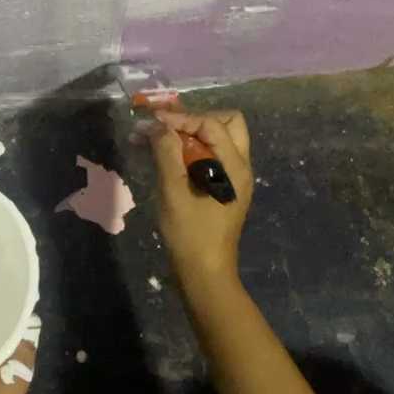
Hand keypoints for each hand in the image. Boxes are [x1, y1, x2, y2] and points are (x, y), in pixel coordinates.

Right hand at [148, 110, 253, 286]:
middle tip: (166, 127)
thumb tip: (158, 125)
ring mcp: (234, 177)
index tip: (153, 120)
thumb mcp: (173, 192)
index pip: (210, 124)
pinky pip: (213, 153)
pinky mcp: (224, 187)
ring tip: (162, 138)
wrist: (204, 276)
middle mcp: (240, 167)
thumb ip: (167, 153)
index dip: (181, 117)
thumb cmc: (190, 236)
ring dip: (192, 132)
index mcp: (234, 168)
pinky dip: (192, 148)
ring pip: (220, 137)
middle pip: (226, 123)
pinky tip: (168, 156)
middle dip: (194, 119)